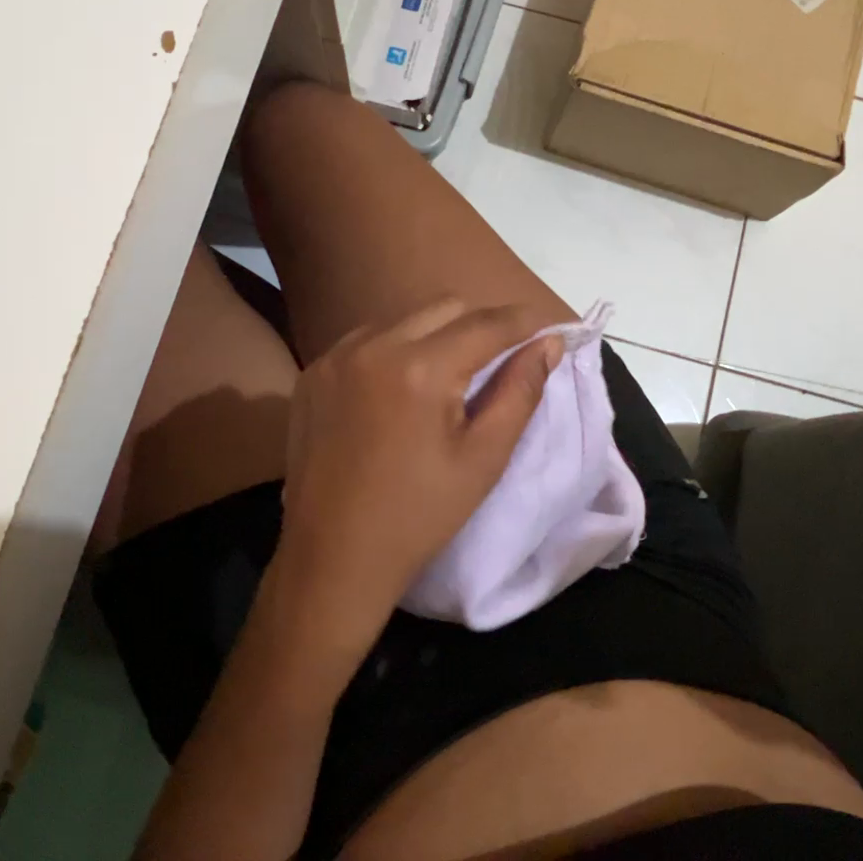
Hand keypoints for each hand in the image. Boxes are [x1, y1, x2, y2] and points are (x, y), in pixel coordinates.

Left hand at [272, 300, 563, 642]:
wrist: (333, 555)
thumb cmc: (419, 515)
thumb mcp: (483, 459)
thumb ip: (519, 392)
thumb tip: (548, 344)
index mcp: (421, 368)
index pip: (488, 323)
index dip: (525, 322)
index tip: (550, 330)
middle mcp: (374, 345)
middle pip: (445, 307)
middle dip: (481, 324)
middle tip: (501, 361)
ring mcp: (335, 356)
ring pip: (404, 318)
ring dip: (436, 334)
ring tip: (449, 378)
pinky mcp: (313, 373)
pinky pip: (367, 339)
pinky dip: (394, 350)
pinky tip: (400, 390)